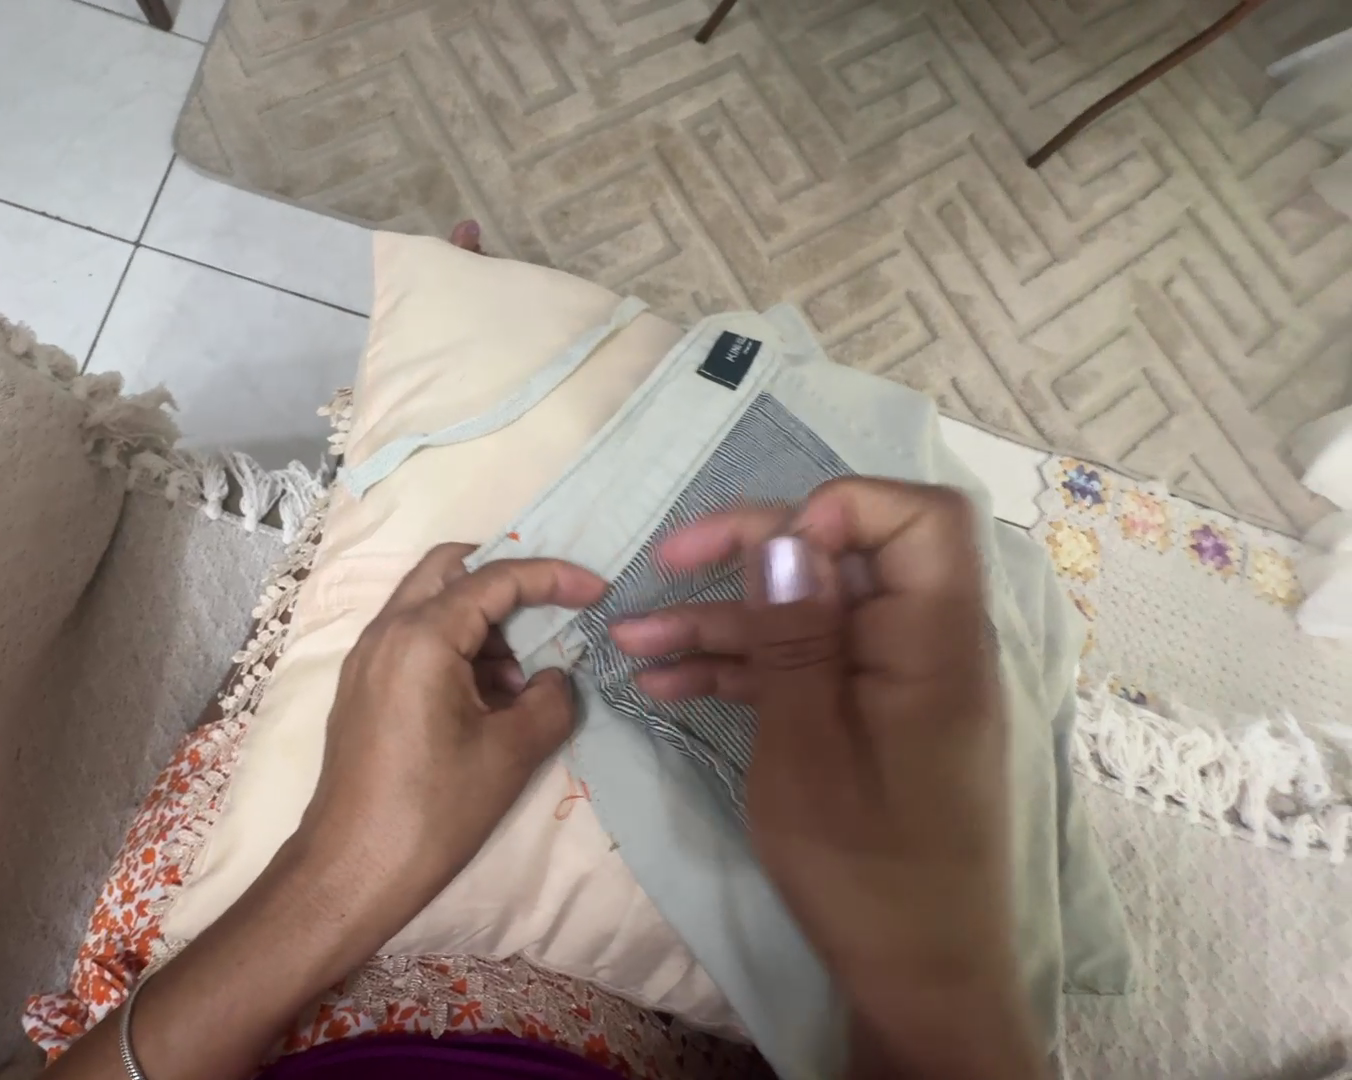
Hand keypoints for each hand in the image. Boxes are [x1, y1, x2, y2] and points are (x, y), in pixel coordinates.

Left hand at [43, 546, 602, 1079]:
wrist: (350, 868)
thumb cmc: (433, 810)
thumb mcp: (511, 754)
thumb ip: (552, 698)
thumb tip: (557, 674)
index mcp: (420, 635)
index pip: (494, 576)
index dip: (552, 575)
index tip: (597, 589)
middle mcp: (385, 629)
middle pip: (448, 566)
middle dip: (504, 579)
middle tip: (548, 612)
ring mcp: (366, 655)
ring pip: (428, 601)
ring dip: (478, 618)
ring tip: (516, 679)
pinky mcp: (362, 682)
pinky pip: (412, 635)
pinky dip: (453, 643)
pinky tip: (482, 697)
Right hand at [611, 478, 1038, 1078]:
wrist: (908, 974)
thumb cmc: (862, 864)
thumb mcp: (807, 743)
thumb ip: (796, 633)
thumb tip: (785, 534)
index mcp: (931, 641)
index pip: (916, 519)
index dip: (837, 507)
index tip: (763, 546)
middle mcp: (915, 645)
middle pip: (833, 558)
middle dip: (742, 554)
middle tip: (665, 562)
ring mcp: (881, 679)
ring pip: (795, 616)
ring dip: (712, 621)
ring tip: (629, 639)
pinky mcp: (853, 711)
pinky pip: (790, 665)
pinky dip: (729, 668)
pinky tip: (663, 683)